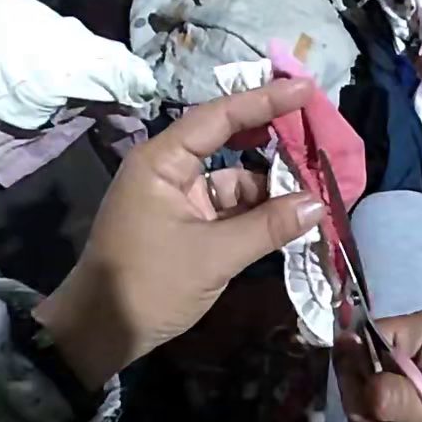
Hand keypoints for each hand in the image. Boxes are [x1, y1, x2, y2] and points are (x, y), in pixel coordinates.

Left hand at [34, 80, 325, 387]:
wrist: (102, 333)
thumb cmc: (148, 285)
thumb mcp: (213, 256)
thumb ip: (268, 226)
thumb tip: (319, 204)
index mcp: (163, 162)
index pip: (219, 117)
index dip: (264, 100)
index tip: (306, 88)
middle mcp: (172, 171)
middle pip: (229, 141)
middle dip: (273, 139)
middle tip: (317, 131)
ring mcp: (182, 198)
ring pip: (237, 179)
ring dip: (273, 186)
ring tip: (317, 187)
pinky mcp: (190, 224)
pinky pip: (233, 207)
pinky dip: (262, 212)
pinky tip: (293, 217)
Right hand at [336, 310, 421, 421]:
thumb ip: (394, 395)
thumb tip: (360, 379)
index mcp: (419, 328)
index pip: (365, 338)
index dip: (355, 372)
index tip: (362, 408)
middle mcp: (407, 337)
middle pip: (360, 361)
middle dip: (360, 402)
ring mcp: (404, 359)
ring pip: (364, 381)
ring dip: (367, 415)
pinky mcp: (402, 381)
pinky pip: (374, 395)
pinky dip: (375, 418)